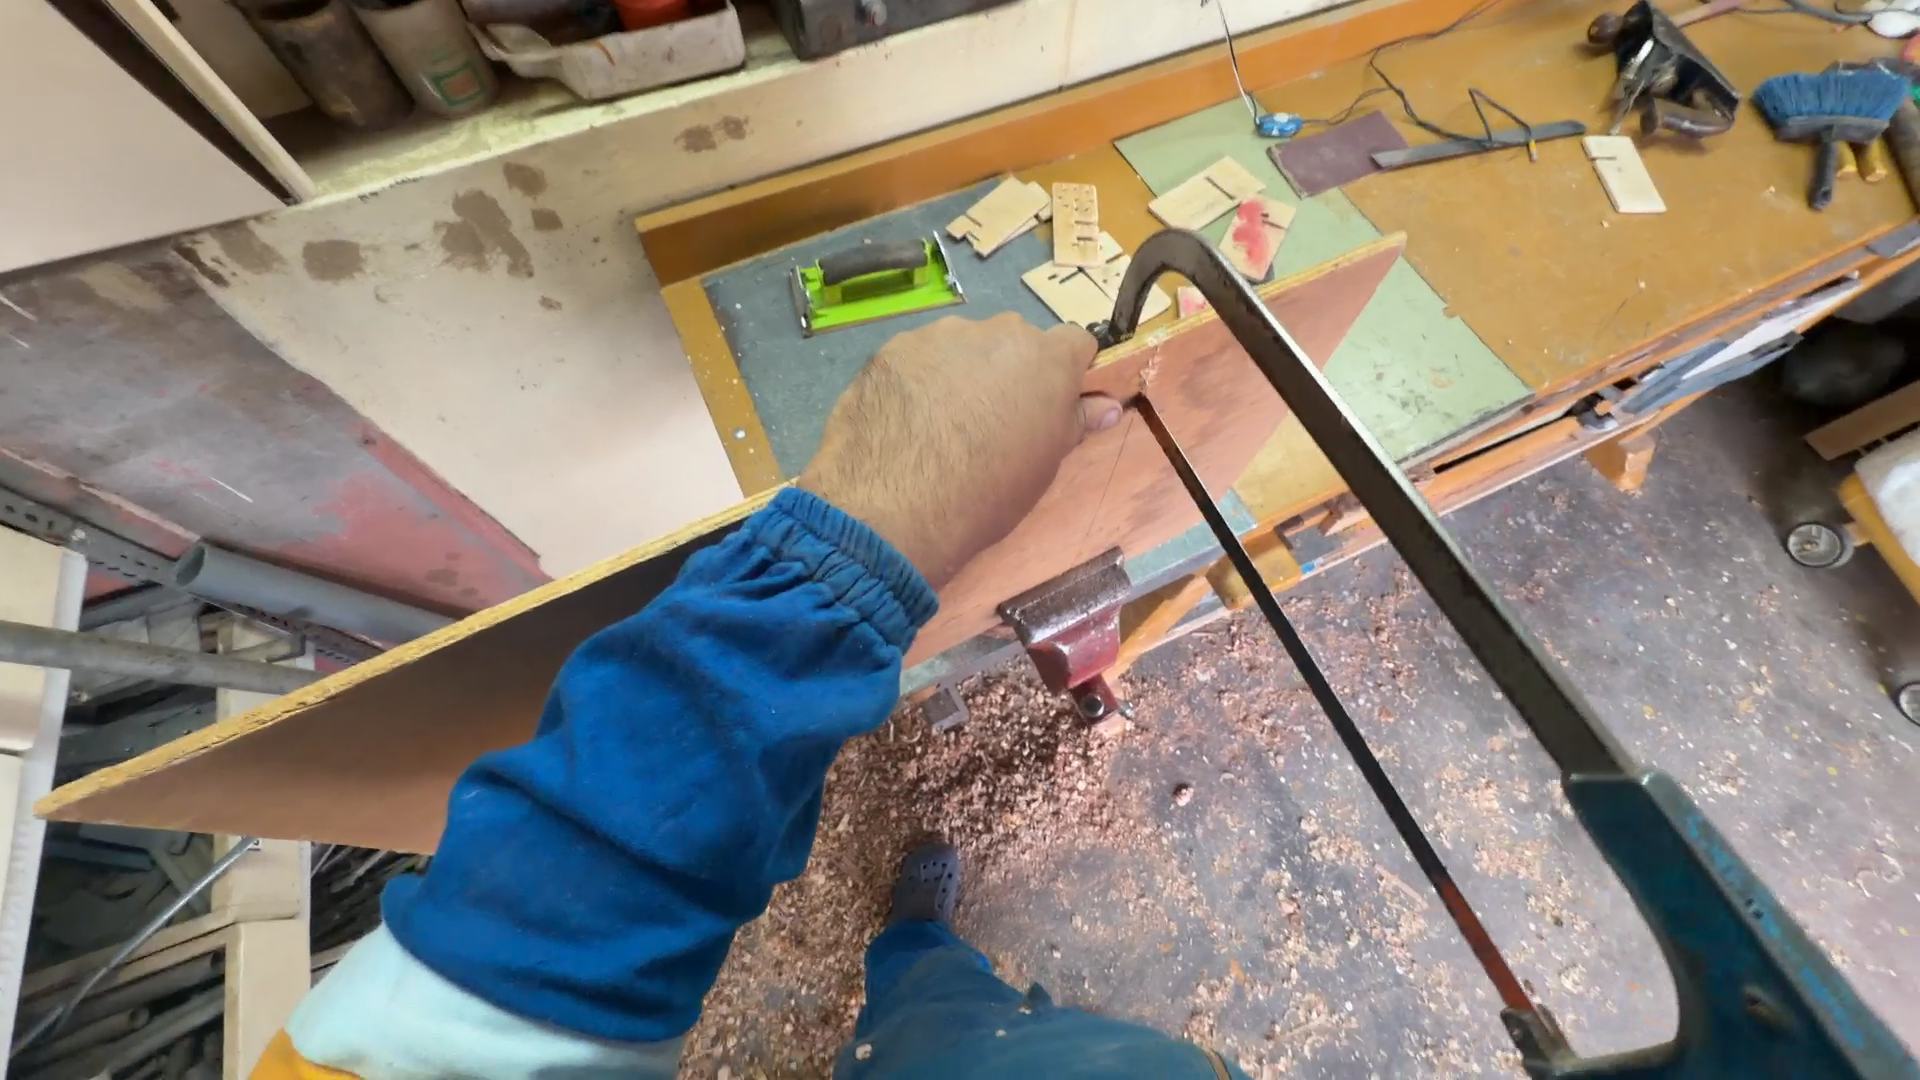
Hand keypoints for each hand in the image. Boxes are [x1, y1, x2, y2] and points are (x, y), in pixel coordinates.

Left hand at [799, 313, 1120, 589]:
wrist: (894, 507)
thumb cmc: (986, 494)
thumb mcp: (1041, 467)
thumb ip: (1073, 425)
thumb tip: (1107, 406)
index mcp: (1046, 359)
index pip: (1074, 343)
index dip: (1065, 373)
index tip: (1050, 404)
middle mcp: (997, 332)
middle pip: (1015, 342)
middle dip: (1009, 372)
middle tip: (990, 422)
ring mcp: (940, 335)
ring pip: (963, 347)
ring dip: (961, 373)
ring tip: (939, 425)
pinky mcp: (893, 348)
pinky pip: (918, 358)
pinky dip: (918, 380)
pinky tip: (905, 421)